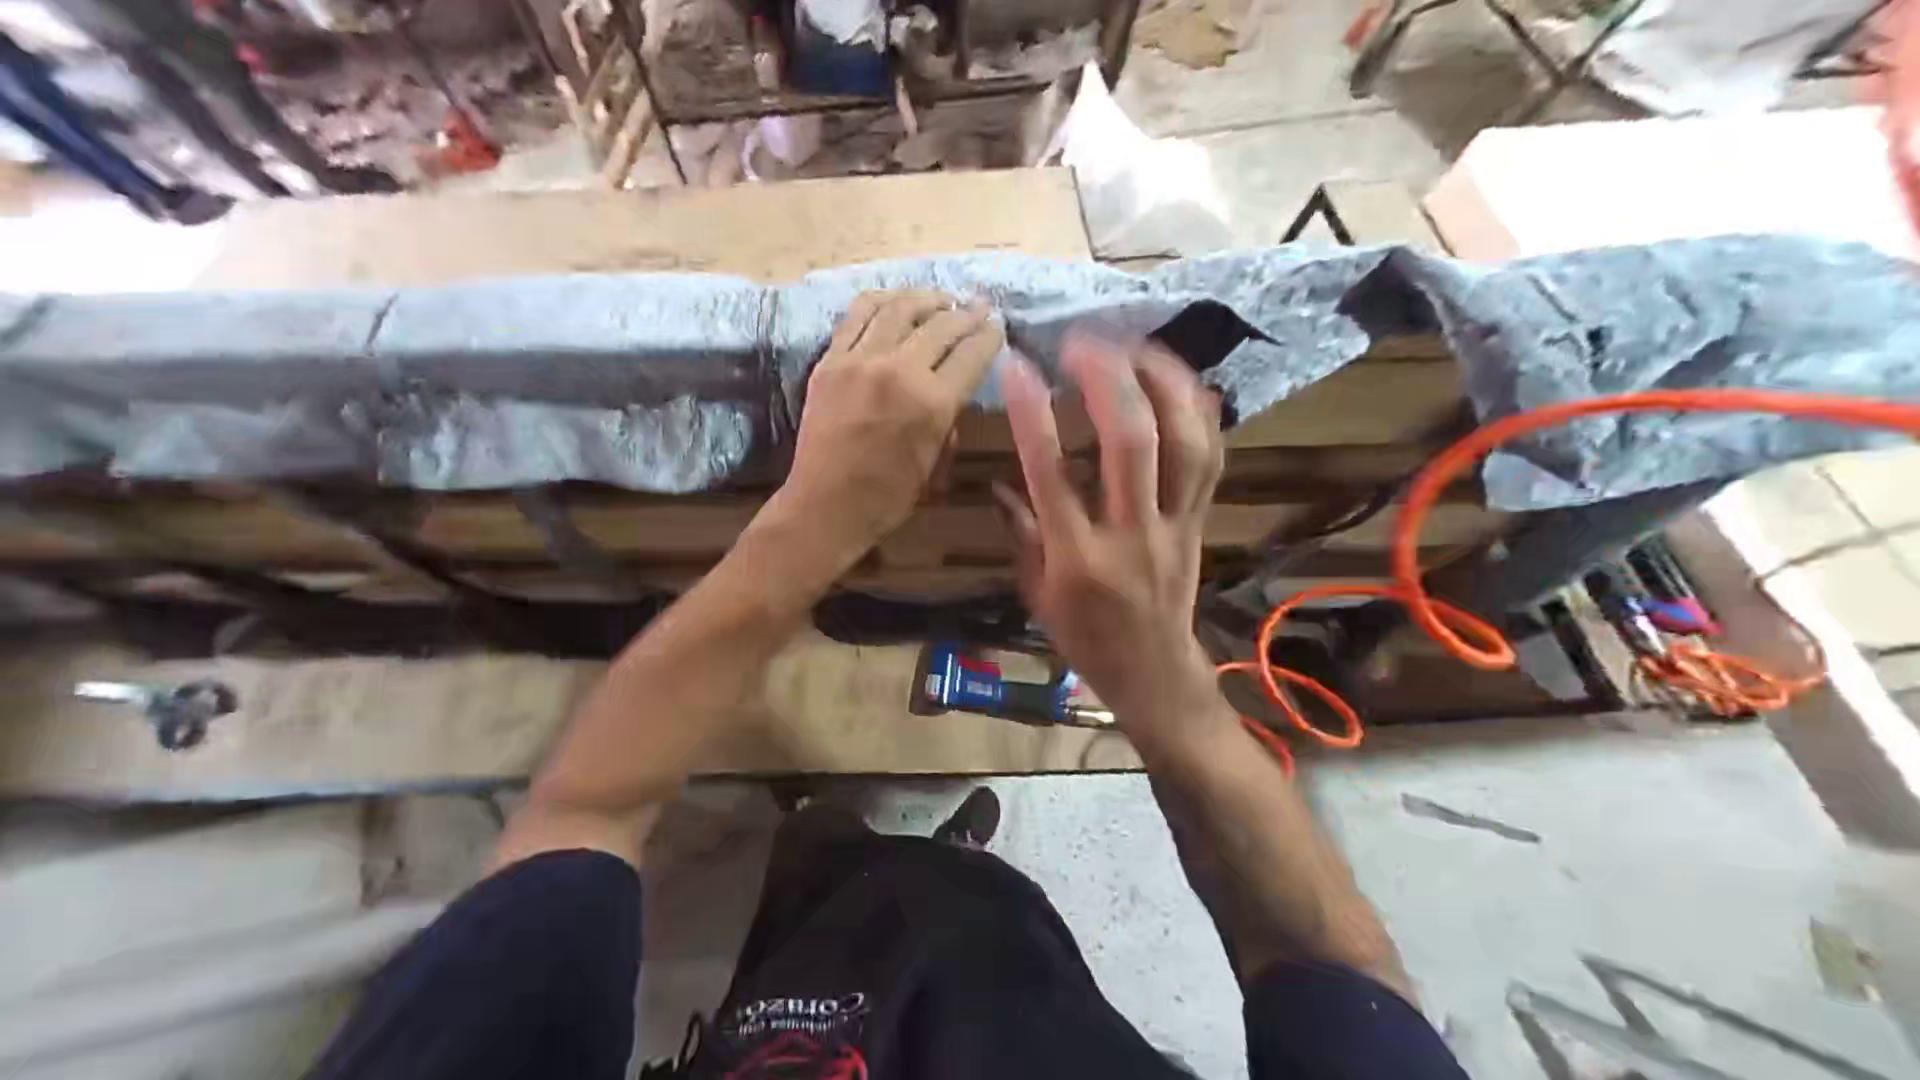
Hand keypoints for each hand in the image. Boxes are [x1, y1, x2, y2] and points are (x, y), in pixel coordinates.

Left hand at [774, 290, 1004, 562]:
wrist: (825, 506)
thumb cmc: (887, 497)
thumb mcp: (934, 463)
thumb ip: (946, 419)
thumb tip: (950, 390)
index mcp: (932, 403)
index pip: (971, 355)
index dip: (989, 336)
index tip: (997, 325)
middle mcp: (899, 370)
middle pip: (941, 325)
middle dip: (966, 313)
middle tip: (978, 306)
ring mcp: (859, 361)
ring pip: (899, 309)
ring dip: (926, 298)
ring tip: (941, 298)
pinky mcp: (830, 361)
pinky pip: (856, 316)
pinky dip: (881, 301)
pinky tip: (894, 300)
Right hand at [998, 330, 1228, 752]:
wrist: (1151, 672)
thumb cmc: (1084, 637)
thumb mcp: (1036, 593)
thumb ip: (1020, 533)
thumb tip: (997, 483)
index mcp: (1077, 556)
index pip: (1051, 473)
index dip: (1034, 414)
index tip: (1020, 366)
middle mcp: (1130, 533)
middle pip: (1130, 444)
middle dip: (1108, 381)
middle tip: (1084, 342)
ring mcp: (1174, 524)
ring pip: (1183, 443)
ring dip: (1163, 384)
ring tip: (1137, 345)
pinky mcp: (1200, 522)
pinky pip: (1211, 459)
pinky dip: (1201, 413)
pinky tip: (1185, 380)